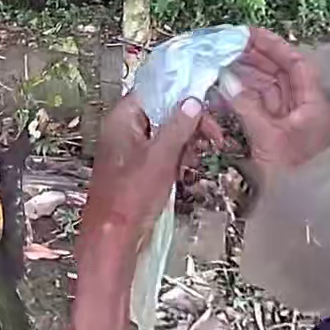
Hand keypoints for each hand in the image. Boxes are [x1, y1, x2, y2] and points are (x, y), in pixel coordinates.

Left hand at [66, 93, 205, 329]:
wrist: (114, 238)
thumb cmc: (132, 195)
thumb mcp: (160, 157)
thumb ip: (177, 127)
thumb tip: (193, 100)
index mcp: (122, 119)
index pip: (153, 91)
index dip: (180, 94)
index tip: (206, 103)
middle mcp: (124, 129)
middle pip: (162, 111)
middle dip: (189, 123)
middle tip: (214, 136)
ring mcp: (131, 149)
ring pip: (166, 133)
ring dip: (186, 142)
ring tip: (197, 158)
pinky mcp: (139, 168)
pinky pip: (163, 152)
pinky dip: (178, 157)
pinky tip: (188, 170)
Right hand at [224, 27, 329, 181]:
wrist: (302, 217)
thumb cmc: (293, 177)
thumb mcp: (268, 138)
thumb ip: (246, 106)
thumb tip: (226, 79)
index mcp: (314, 105)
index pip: (295, 64)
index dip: (273, 46)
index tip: (248, 34)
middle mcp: (304, 110)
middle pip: (280, 75)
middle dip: (254, 60)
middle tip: (227, 47)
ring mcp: (290, 124)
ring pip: (267, 92)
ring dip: (244, 78)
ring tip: (220, 65)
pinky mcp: (276, 138)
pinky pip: (258, 110)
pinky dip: (241, 100)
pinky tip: (223, 92)